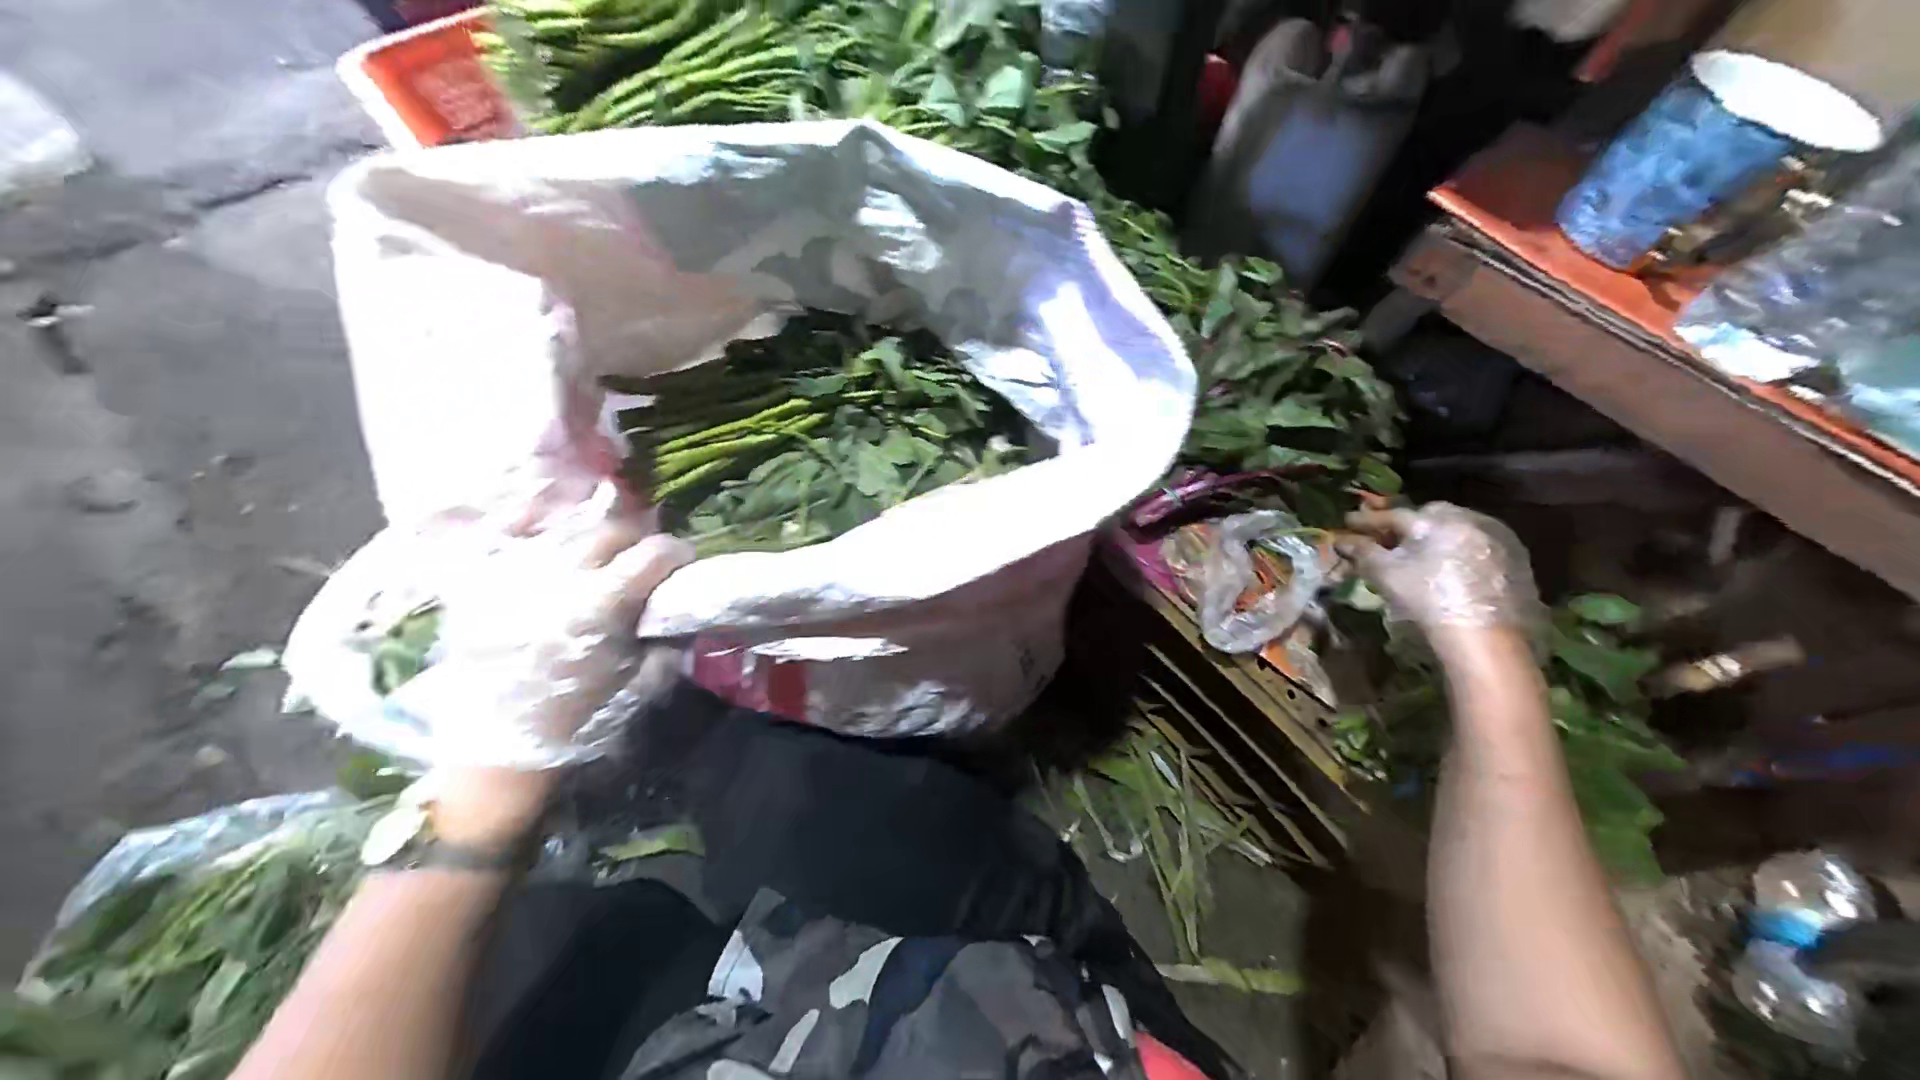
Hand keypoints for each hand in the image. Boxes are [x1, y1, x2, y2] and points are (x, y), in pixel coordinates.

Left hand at [387, 490, 692, 842]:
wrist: (494, 756)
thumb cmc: (576, 724)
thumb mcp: (640, 686)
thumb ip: (668, 643)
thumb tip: (682, 614)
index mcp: (600, 605)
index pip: (653, 552)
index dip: (676, 553)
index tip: (683, 562)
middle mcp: (558, 580)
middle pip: (609, 531)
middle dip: (636, 540)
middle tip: (644, 560)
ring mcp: (515, 580)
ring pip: (566, 534)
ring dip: (594, 544)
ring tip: (602, 564)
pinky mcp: (481, 590)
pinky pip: (524, 551)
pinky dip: (552, 555)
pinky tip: (559, 574)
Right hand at [1334, 503, 1544, 635]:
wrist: (1485, 638)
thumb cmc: (1427, 601)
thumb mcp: (1386, 575)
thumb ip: (1362, 551)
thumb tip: (1341, 539)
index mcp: (1433, 521)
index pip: (1393, 515)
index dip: (1367, 520)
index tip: (1348, 523)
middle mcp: (1468, 519)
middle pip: (1429, 513)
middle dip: (1408, 522)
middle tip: (1390, 539)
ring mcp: (1496, 536)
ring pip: (1457, 525)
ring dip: (1437, 534)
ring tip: (1423, 552)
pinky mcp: (1516, 556)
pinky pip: (1479, 541)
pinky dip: (1461, 547)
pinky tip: (1453, 566)